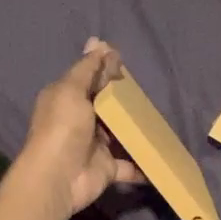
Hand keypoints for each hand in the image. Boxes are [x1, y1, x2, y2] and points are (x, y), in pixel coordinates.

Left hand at [14, 38, 144, 213]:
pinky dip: (143, 163)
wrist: (58, 177)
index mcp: (66, 100)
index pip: (88, 80)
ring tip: (160, 117)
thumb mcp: (71, 89)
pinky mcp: (107, 168)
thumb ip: (87, 68)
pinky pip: (129, 164)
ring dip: (136, 128)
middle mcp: (79, 121)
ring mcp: (94, 146)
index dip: (104, 70)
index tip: (125, 62)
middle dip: (125, 99)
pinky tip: (162, 154)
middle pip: (106, 106)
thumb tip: (98, 41)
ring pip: (119, 133)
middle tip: (149, 89)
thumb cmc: (62, 127)